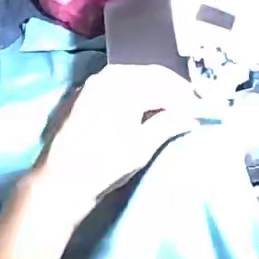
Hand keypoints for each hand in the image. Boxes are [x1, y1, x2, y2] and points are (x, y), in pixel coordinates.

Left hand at [24, 65, 196, 222]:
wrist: (57, 183)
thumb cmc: (103, 165)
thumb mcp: (142, 146)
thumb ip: (169, 124)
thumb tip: (191, 117)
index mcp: (124, 85)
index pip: (166, 85)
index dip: (186, 97)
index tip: (201, 108)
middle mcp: (107, 76)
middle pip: (150, 75)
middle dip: (171, 89)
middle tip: (188, 106)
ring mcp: (92, 84)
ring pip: (133, 78)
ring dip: (153, 89)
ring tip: (168, 107)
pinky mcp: (83, 95)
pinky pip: (116, 85)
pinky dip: (134, 92)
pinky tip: (142, 108)